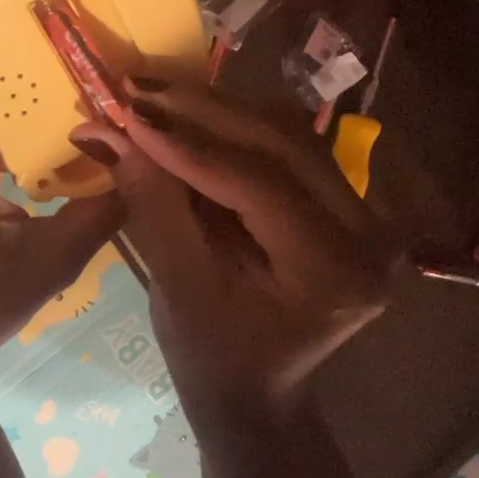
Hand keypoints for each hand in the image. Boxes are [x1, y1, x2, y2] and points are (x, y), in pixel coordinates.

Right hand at [70, 79, 399, 406]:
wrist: (254, 389)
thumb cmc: (212, 355)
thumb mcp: (176, 285)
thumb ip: (151, 204)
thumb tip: (111, 131)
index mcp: (337, 272)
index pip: (261, 185)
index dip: (188, 145)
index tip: (125, 113)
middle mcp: (367, 232)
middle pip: (282, 144)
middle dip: (200, 111)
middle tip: (132, 88)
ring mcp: (361, 212)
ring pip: (283, 133)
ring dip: (211, 108)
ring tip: (146, 93)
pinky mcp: (339, 199)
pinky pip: (280, 145)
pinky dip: (224, 124)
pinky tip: (177, 112)